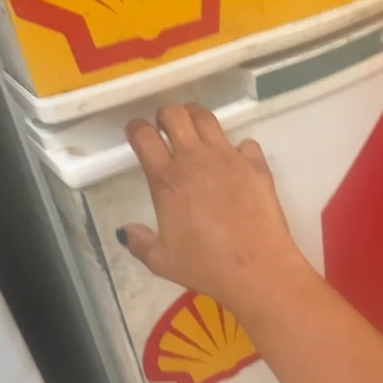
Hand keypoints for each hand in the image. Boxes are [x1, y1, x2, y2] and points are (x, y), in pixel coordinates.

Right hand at [121, 105, 317, 319]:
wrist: (256, 267)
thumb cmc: (205, 265)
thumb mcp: (161, 261)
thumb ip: (139, 242)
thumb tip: (126, 231)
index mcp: (167, 180)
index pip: (143, 135)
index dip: (136, 129)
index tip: (137, 134)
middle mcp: (196, 160)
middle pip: (175, 114)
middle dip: (166, 116)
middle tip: (167, 130)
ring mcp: (229, 157)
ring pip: (207, 118)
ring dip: (196, 120)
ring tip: (196, 134)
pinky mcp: (256, 164)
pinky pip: (245, 143)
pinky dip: (238, 149)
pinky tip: (236, 164)